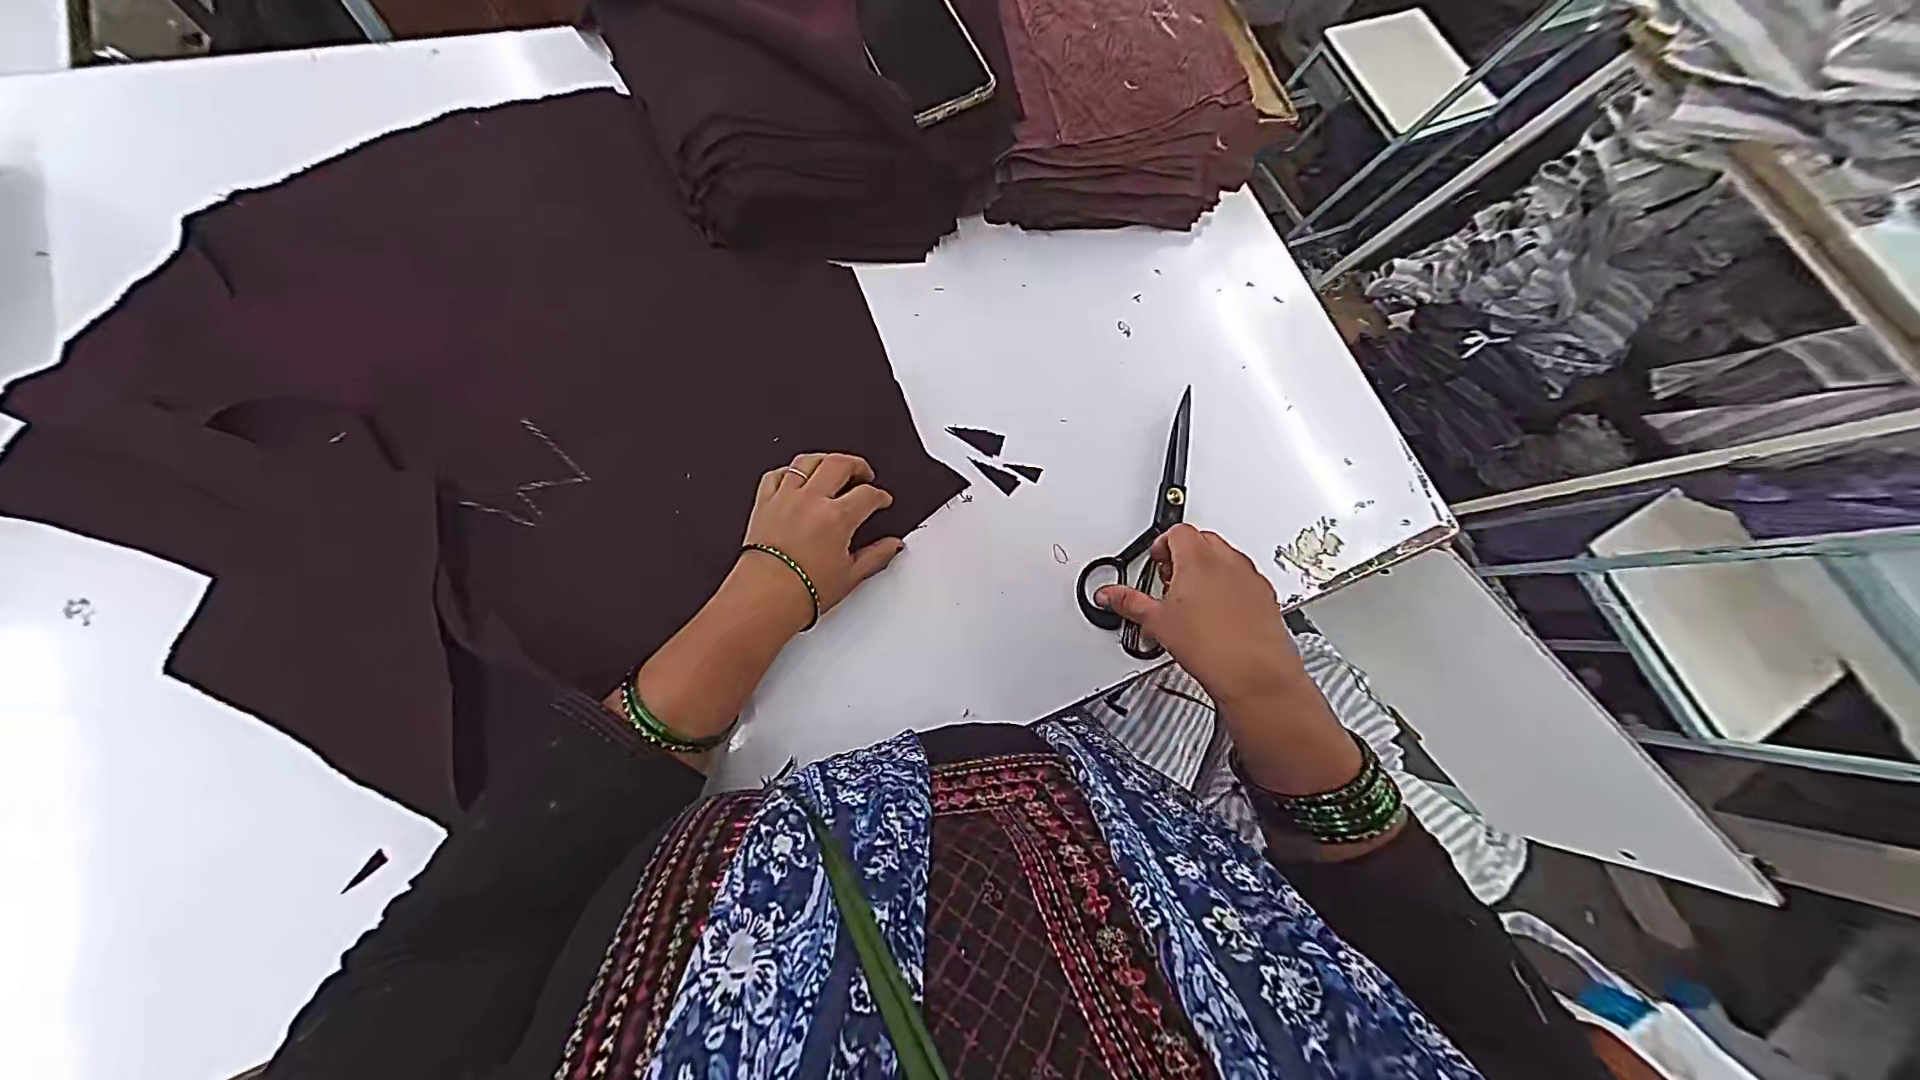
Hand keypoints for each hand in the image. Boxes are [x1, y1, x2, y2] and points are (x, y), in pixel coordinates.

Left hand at [740, 452, 906, 628]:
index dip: (880, 496)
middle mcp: (811, 501)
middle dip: (858, 465)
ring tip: (832, 467)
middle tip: (864, 473)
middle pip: (840, 464)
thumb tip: (891, 546)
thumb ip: (876, 556)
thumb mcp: (850, 576)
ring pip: (807, 462)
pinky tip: (795, 479)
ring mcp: (785, 499)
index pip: (868, 494)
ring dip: (824, 460)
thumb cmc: (801, 592)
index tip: (882, 500)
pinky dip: (787, 473)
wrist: (763, 599)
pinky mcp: (763, 504)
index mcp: (838, 517)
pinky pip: (775, 475)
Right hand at [1094, 524, 1300, 711]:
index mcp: (1198, 560)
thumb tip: (1109, 595)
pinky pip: (1243, 579)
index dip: (1162, 544)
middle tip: (1169, 578)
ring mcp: (1250, 579)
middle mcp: (1228, 562)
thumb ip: (1129, 601)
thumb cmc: (1213, 647)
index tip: (1156, 561)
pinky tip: (1215, 615)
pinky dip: (1228, 587)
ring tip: (1191, 599)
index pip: (1178, 532)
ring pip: (1225, 558)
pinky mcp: (1265, 597)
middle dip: (1183, 554)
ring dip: (1206, 569)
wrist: (1254, 675)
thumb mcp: (1157, 622)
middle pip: (1203, 540)